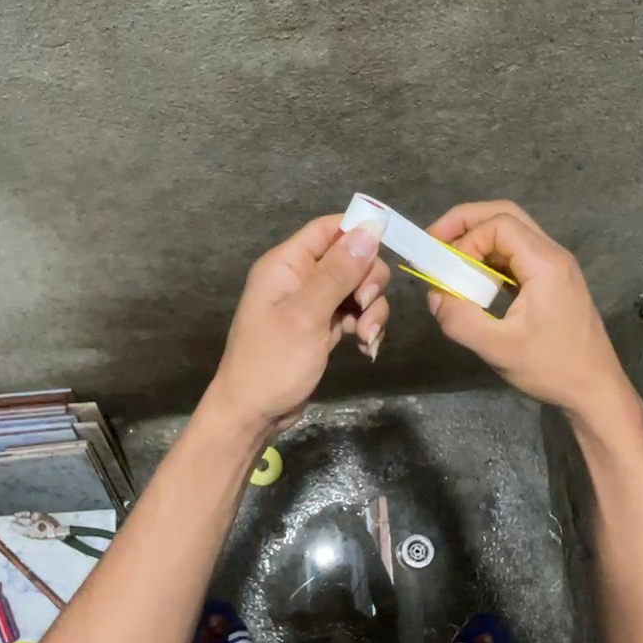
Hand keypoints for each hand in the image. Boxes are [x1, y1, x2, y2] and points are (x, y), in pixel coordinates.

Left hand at [203, 215, 391, 432]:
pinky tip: (367, 348)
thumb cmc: (273, 362)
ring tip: (367, 338)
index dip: (360, 232)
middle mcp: (300, 278)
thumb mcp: (307, 315)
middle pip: (351, 259)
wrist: (254, 413)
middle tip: (365, 306)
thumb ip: (338, 272)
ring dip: (371, 310)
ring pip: (358, 289)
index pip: (329, 228)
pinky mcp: (323, 328)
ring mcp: (312, 304)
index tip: (388, 247)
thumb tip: (369, 229)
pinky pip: (354, 315)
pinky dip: (365, 327)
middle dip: (368, 282)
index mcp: (287, 264)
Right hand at [424, 201, 630, 415]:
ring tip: (449, 262)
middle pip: (505, 215)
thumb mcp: (499, 349)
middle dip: (466, 223)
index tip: (445, 268)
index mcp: (545, 263)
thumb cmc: (553, 368)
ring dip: (477, 240)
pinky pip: (516, 256)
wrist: (596, 390)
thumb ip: (461, 321)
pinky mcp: (551, 282)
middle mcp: (552, 255)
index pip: (498, 224)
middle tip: (434, 242)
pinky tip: (474, 282)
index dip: (465, 239)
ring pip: (511, 234)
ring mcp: (554, 268)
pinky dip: (489, 260)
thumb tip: (435, 297)